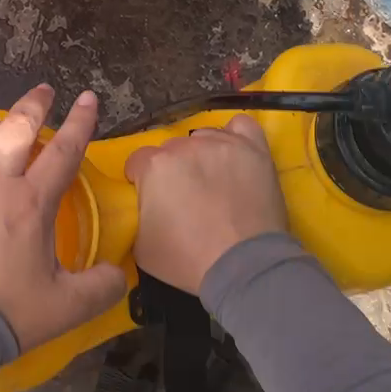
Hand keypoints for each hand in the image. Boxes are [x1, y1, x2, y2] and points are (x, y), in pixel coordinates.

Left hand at [0, 85, 127, 350]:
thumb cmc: (6, 313)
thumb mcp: (68, 307)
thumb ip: (102, 286)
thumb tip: (118, 273)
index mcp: (32, 202)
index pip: (65, 150)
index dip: (82, 121)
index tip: (88, 98)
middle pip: (17, 126)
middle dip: (35, 103)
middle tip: (44, 92)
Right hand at [125, 115, 288, 293]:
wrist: (245, 265)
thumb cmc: (188, 260)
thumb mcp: (141, 247)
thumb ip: (136, 214)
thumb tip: (143, 204)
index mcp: (155, 166)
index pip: (137, 162)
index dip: (141, 182)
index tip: (152, 202)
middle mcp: (186, 146)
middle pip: (170, 150)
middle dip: (173, 171)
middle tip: (185, 199)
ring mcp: (223, 143)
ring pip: (203, 137)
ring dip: (202, 155)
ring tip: (214, 181)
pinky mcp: (254, 148)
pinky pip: (240, 126)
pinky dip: (234, 137)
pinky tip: (234, 155)